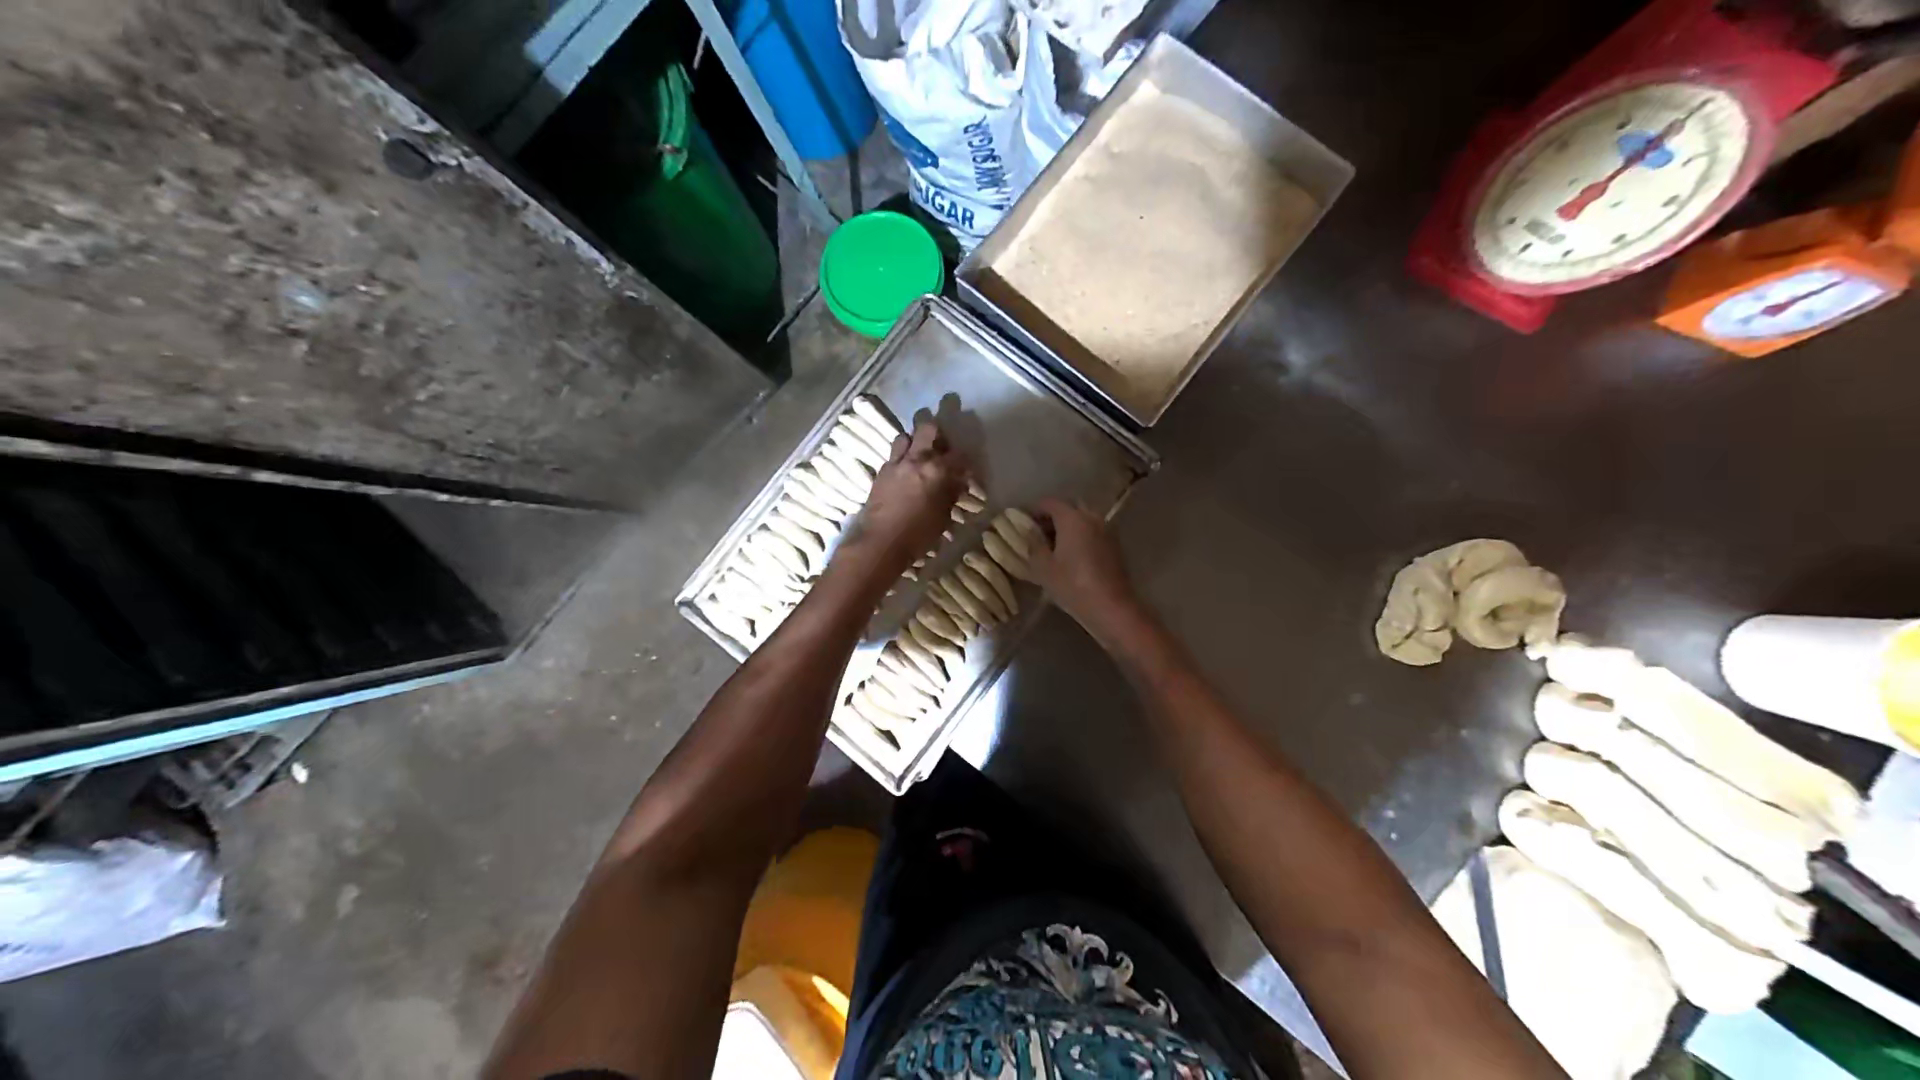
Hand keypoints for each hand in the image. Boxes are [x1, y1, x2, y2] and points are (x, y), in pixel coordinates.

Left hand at [842, 419, 967, 572]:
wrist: (881, 542)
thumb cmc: (918, 534)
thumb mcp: (943, 517)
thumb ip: (951, 494)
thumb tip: (957, 483)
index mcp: (937, 470)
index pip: (959, 455)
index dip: (966, 462)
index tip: (967, 471)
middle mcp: (917, 459)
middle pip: (928, 428)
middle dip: (938, 434)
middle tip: (941, 449)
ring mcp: (896, 463)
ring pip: (905, 437)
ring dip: (914, 442)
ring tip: (919, 456)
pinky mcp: (881, 472)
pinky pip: (893, 456)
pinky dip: (901, 460)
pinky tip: (904, 474)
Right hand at [1028, 497, 1141, 635]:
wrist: (1111, 607)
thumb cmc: (1072, 585)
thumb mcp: (1043, 567)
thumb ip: (1033, 545)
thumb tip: (1029, 533)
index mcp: (1072, 518)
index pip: (1049, 503)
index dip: (1034, 510)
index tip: (1023, 522)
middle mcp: (1092, 518)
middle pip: (1069, 507)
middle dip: (1052, 516)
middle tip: (1038, 533)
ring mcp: (1106, 531)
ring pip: (1083, 519)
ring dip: (1068, 526)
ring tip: (1053, 546)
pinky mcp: (1114, 546)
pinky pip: (1093, 532)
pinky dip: (1080, 536)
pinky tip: (1071, 555)